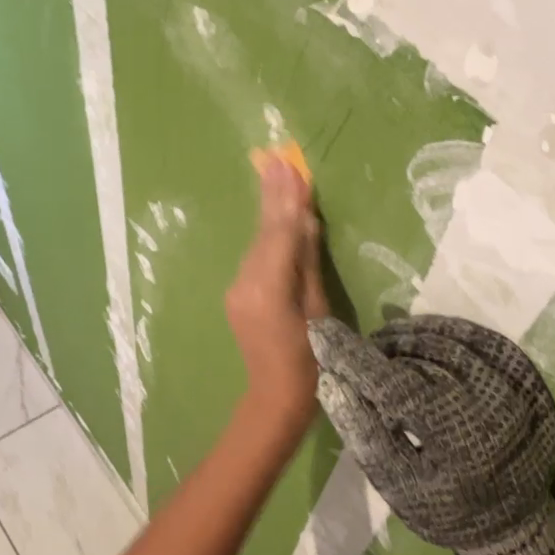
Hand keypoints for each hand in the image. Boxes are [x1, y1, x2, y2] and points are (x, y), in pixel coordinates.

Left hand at [225, 156, 327, 425]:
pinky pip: (255, 259)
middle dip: (273, 195)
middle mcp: (245, 282)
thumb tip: (306, 223)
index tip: (290, 165)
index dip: (288, 199)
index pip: (281, 234)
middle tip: (277, 156)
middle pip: (264, 232)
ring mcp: (236, 289)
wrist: (275, 398)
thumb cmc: (312, 361)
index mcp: (268, 288)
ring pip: (258, 243)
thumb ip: (308, 264)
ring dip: (269, 211)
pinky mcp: (236, 295)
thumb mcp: (318, 311)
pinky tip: (276, 216)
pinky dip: (267, 237)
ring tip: (276, 172)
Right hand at [308, 315, 554, 554]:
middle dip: (380, 349)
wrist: (514, 527)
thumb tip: (330, 380)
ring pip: (452, 341)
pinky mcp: (531, 381)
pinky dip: (447, 331)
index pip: (393, 383)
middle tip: (353, 353)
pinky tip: (422, 336)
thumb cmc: (446, 512)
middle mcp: (493, 407)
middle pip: (422, 356)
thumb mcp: (397, 485)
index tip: (320, 333)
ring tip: (382, 344)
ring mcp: (518, 390)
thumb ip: (363, 432)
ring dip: (410, 336)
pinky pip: (485, 340)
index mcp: (458, 440)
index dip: (353, 357)